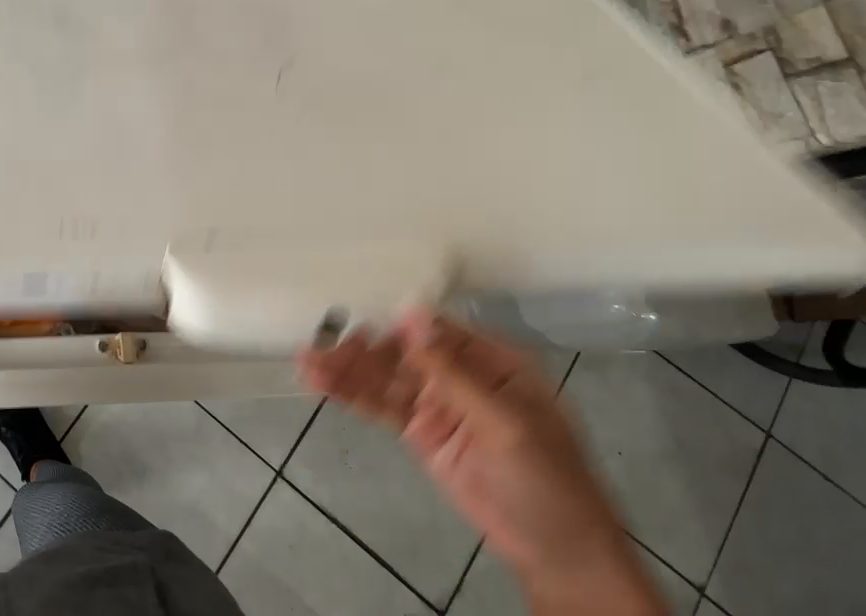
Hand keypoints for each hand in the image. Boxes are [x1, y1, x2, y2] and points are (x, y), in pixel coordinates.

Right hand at [297, 311, 664, 615]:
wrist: (558, 554)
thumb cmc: (549, 482)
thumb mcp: (506, 423)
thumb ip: (452, 371)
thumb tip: (410, 313)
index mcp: (494, 362)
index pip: (434, 331)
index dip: (393, 325)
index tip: (353, 322)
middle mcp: (461, 374)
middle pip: (401, 352)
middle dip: (360, 349)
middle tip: (319, 350)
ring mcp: (437, 404)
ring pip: (383, 377)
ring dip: (345, 369)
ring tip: (307, 364)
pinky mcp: (418, 431)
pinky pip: (380, 406)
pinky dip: (350, 394)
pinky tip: (320, 384)